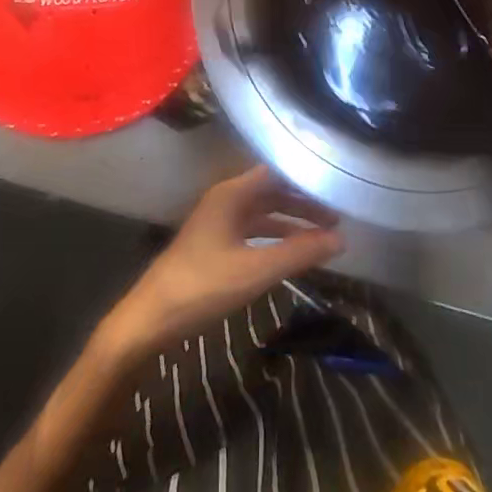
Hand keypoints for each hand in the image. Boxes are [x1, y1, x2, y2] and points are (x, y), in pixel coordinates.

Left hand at [106, 166, 343, 354]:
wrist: (149, 320)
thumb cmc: (202, 286)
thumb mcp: (256, 270)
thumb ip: (299, 252)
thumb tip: (342, 239)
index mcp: (231, 193)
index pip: (278, 171)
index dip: (307, 177)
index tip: (337, 184)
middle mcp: (225, 200)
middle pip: (272, 192)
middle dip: (304, 202)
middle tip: (338, 215)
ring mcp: (218, 223)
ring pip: (264, 213)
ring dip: (291, 222)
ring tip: (324, 235)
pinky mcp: (214, 245)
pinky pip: (253, 232)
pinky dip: (276, 238)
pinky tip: (292, 253)